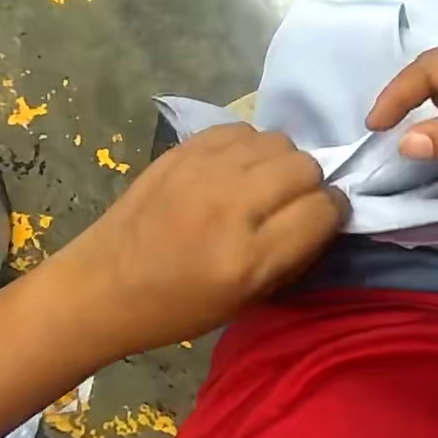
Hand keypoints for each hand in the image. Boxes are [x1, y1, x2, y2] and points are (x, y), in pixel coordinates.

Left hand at [51, 124, 347, 356]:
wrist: (105, 283)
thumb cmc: (177, 307)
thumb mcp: (246, 300)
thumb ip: (292, 254)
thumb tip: (324, 213)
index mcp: (248, 257)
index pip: (323, 209)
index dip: (332, 212)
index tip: (323, 218)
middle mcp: (230, 205)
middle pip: (304, 166)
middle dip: (310, 184)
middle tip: (291, 202)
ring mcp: (203, 171)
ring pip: (276, 140)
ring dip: (279, 162)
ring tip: (261, 183)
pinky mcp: (181, 151)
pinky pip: (239, 129)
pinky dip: (247, 147)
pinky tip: (234, 168)